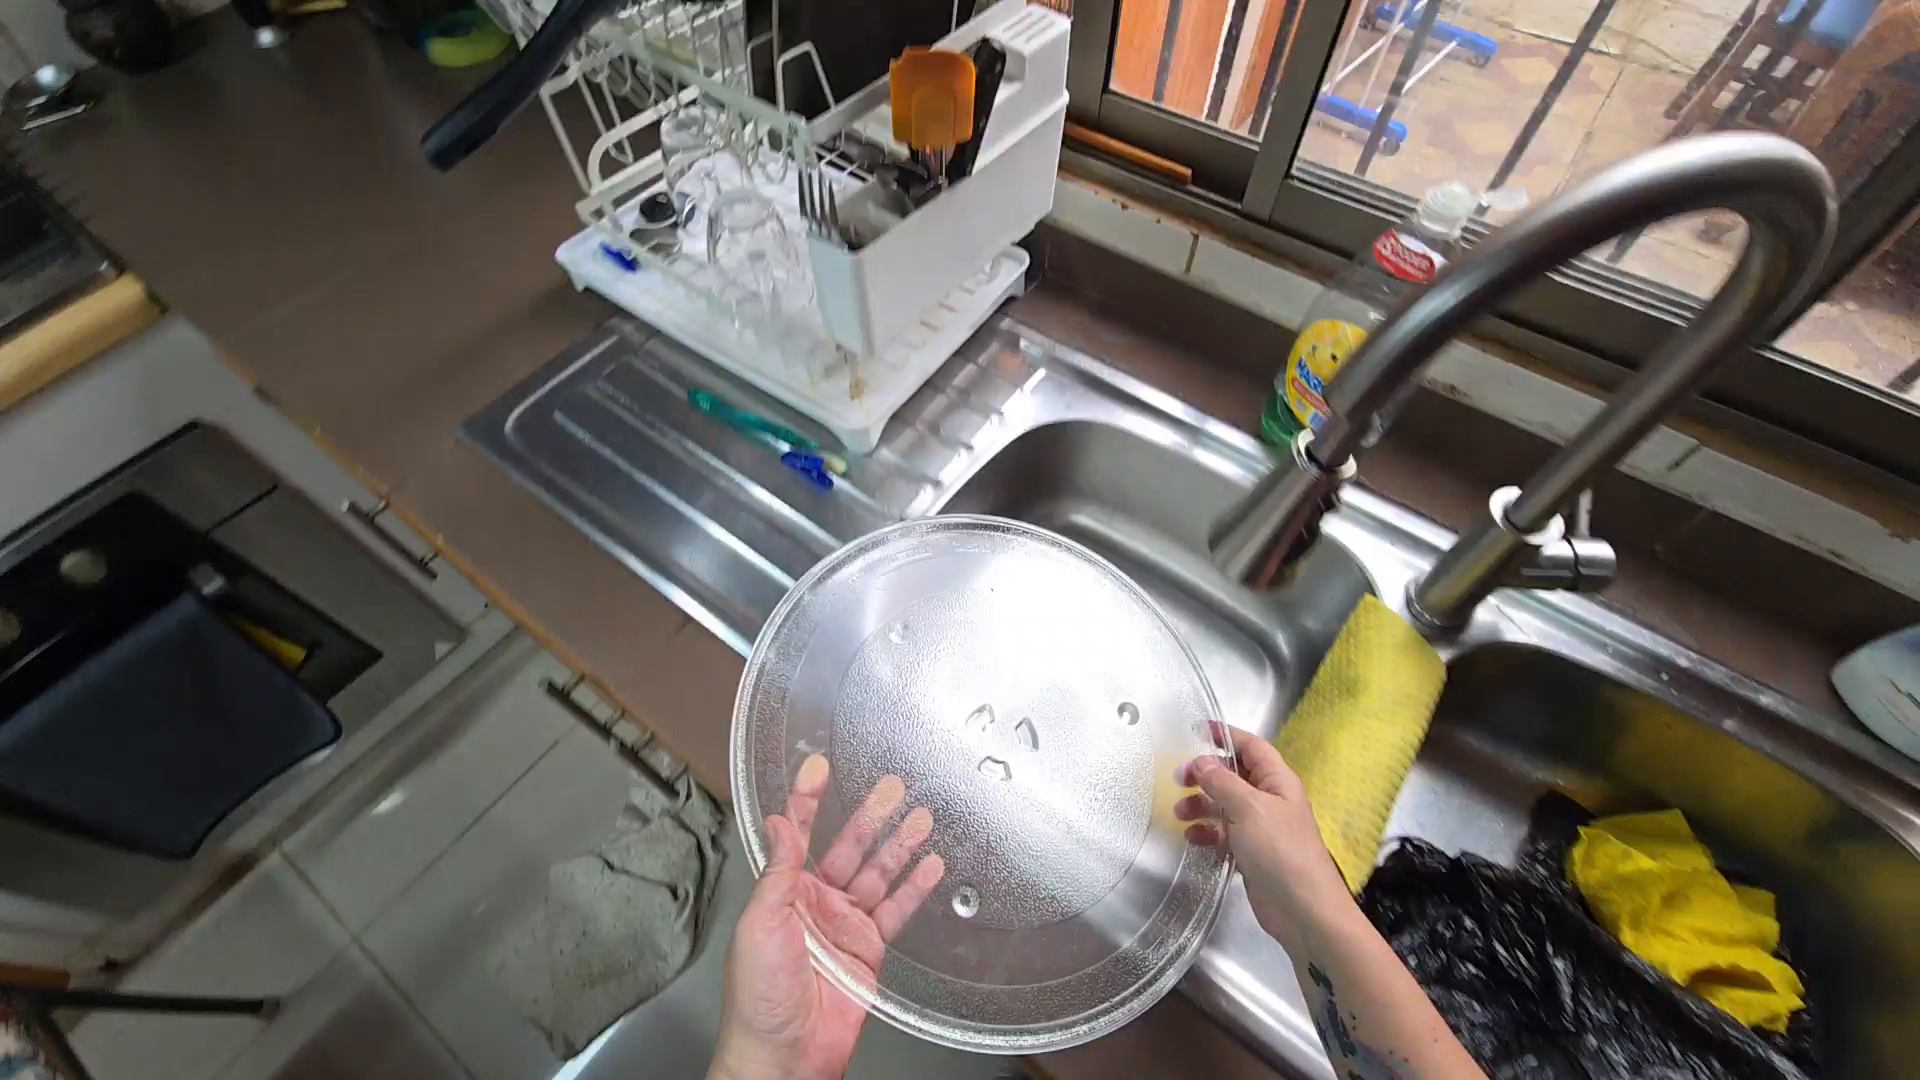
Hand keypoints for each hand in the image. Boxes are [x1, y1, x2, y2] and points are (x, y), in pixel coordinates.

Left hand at [710, 755, 945, 1079]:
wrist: (784, 1057)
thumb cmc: (758, 997)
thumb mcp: (762, 923)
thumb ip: (779, 871)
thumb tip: (781, 822)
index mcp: (785, 891)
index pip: (798, 833)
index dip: (808, 799)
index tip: (818, 767)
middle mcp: (817, 900)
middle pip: (849, 846)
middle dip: (871, 815)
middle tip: (892, 787)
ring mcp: (846, 923)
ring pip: (878, 873)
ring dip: (899, 845)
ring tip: (921, 816)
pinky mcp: (869, 948)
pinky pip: (896, 910)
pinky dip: (915, 888)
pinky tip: (930, 866)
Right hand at [1174, 726, 1349, 935]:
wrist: (1304, 911)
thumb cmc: (1281, 850)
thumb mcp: (1249, 808)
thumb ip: (1222, 781)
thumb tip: (1200, 761)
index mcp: (1277, 782)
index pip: (1251, 747)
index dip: (1226, 734)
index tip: (1197, 729)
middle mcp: (1270, 800)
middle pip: (1234, 774)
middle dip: (1206, 774)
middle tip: (1180, 778)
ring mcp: (1261, 827)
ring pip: (1225, 804)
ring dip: (1201, 805)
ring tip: (1180, 812)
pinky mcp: (1251, 852)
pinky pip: (1223, 832)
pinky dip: (1207, 832)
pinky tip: (1192, 837)